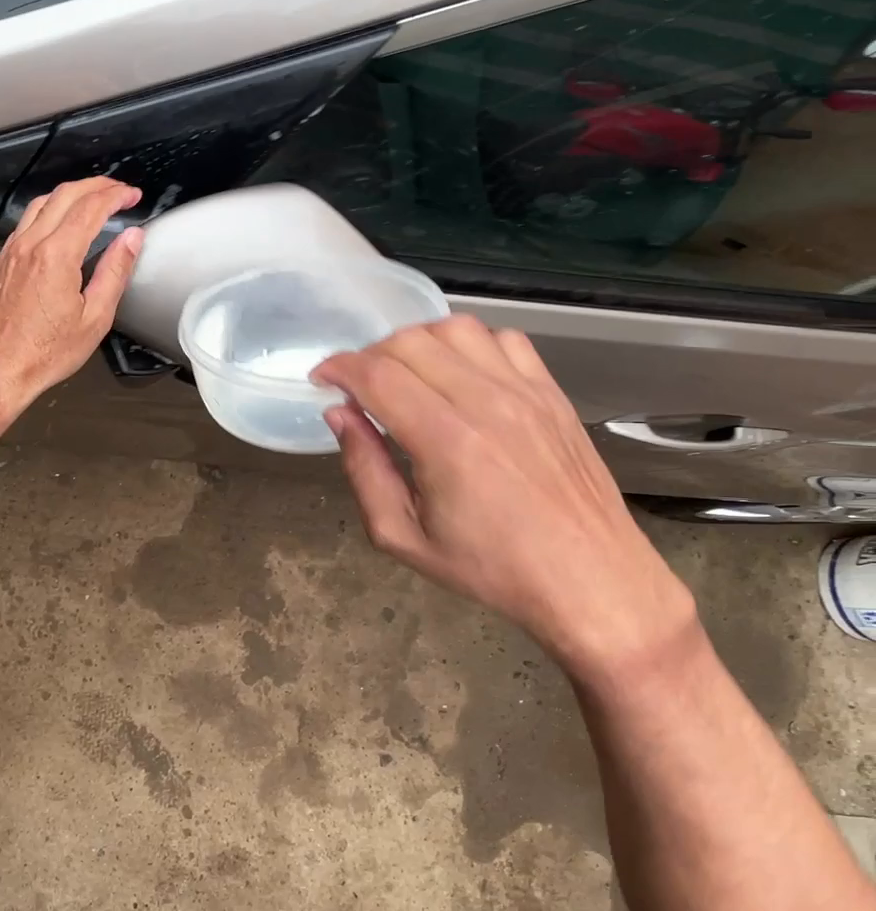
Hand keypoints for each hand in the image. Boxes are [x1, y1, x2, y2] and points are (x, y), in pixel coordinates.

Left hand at [0, 177, 143, 412]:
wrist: (0, 371)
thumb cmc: (43, 354)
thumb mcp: (95, 318)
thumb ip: (115, 272)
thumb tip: (131, 241)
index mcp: (56, 257)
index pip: (91, 207)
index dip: (116, 195)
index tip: (131, 196)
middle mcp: (29, 247)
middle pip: (65, 195)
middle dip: (96, 186)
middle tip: (117, 192)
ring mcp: (11, 254)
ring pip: (41, 204)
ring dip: (70, 195)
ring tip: (92, 201)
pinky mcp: (1, 264)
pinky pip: (25, 224)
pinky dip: (48, 212)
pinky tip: (59, 225)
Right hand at [313, 315, 699, 682]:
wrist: (592, 581)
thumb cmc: (488, 568)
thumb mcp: (400, 536)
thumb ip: (363, 470)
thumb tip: (339, 416)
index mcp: (446, 442)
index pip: (378, 374)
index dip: (338, 368)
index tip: (320, 380)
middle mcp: (488, 404)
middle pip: (411, 343)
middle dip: (369, 356)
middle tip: (355, 387)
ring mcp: (527, 393)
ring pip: (456, 329)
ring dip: (416, 343)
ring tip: (402, 375)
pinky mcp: (553, 395)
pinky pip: (504, 340)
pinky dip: (467, 344)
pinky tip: (454, 374)